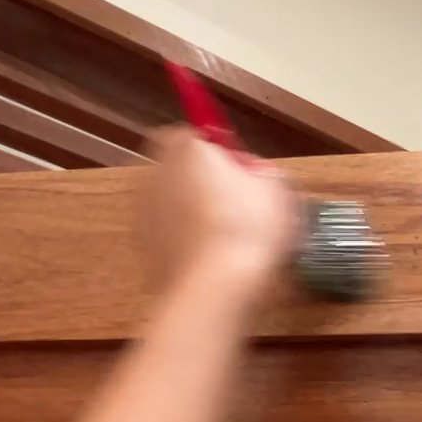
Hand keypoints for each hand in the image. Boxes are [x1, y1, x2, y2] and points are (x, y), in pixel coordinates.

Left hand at [138, 127, 295, 294]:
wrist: (215, 288)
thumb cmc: (248, 230)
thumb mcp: (277, 191)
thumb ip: (263, 173)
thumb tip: (257, 176)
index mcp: (187, 149)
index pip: (196, 133)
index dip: (221, 151)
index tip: (243, 171)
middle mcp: (157, 173)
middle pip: (182, 168)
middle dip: (205, 181)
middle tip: (239, 205)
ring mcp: (145, 212)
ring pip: (175, 204)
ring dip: (195, 213)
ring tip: (229, 239)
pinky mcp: (144, 247)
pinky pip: (170, 235)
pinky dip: (187, 242)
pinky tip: (214, 260)